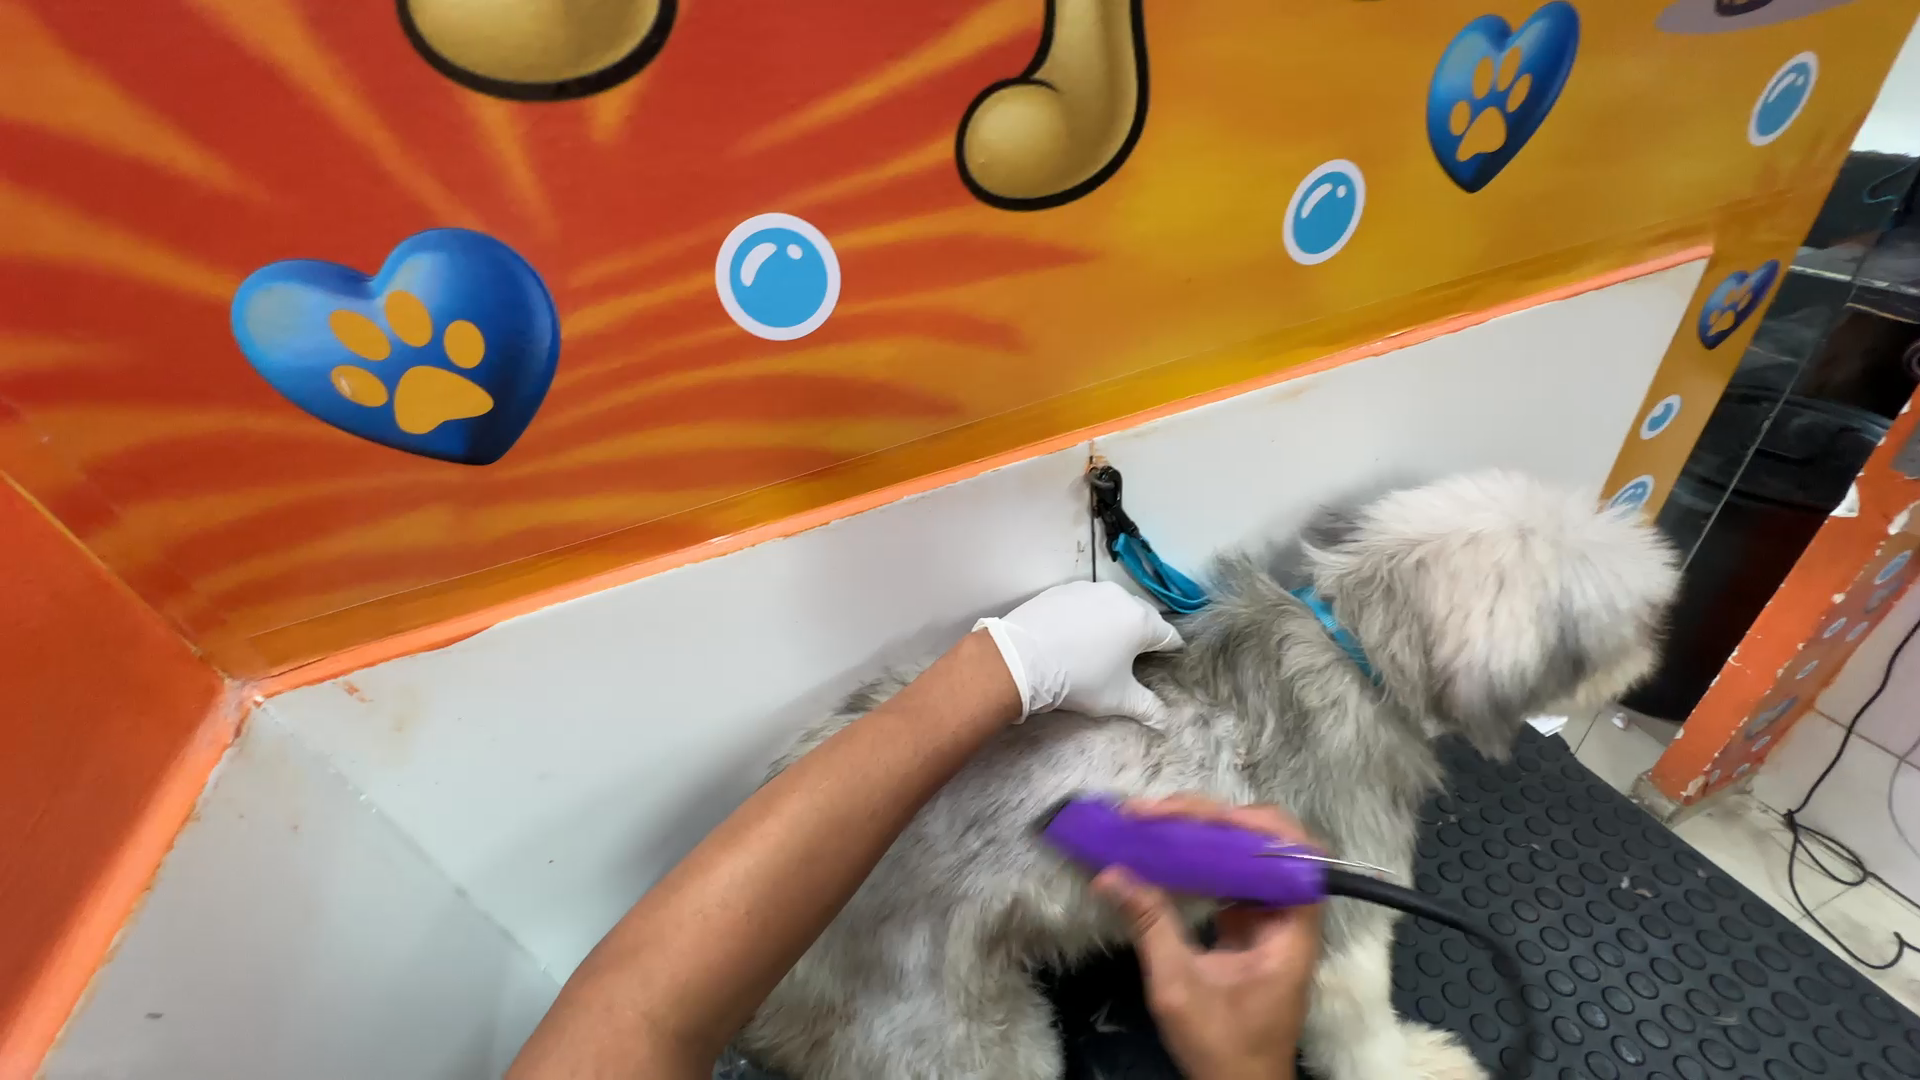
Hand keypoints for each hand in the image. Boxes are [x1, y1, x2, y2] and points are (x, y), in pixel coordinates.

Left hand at [974, 580, 1183, 724]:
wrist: (1022, 658)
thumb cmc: (1079, 678)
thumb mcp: (1118, 699)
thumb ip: (1148, 708)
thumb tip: (1166, 721)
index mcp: (1141, 621)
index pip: (1169, 636)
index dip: (1170, 652)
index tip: (1164, 663)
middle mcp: (1119, 597)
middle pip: (1142, 616)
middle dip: (1142, 635)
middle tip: (1131, 657)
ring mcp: (1088, 589)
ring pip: (1112, 605)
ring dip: (1113, 621)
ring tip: (1101, 645)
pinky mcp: (1062, 589)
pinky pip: (1084, 602)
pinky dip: (1085, 615)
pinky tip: (1074, 633)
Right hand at [1094, 796, 1322, 1079]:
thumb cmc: (1221, 1048)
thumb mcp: (1179, 988)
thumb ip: (1151, 925)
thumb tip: (1110, 872)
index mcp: (1291, 931)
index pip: (1293, 857)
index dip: (1252, 826)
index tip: (1199, 819)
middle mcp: (1286, 914)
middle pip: (1266, 841)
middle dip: (1213, 817)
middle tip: (1159, 812)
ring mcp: (1267, 915)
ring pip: (1244, 850)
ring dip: (1200, 829)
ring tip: (1153, 819)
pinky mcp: (1247, 920)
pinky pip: (1227, 870)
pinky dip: (1195, 852)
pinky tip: (1163, 847)